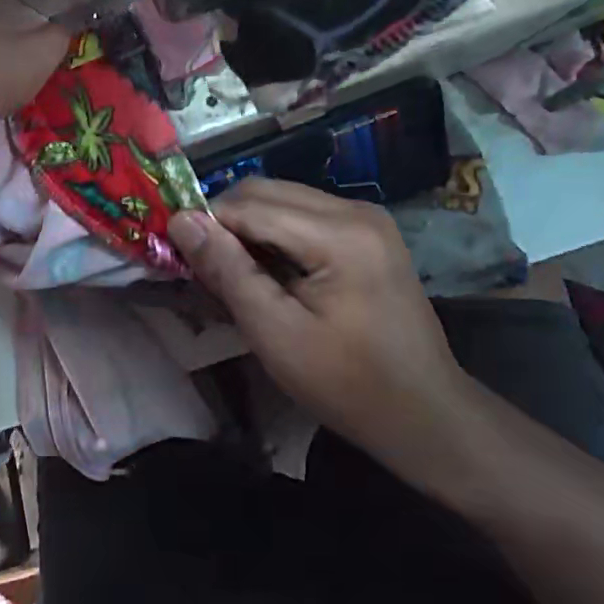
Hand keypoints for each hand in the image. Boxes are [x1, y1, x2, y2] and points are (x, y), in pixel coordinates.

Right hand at [167, 179, 467, 475]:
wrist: (426, 412)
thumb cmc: (348, 384)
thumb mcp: (277, 335)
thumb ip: (228, 272)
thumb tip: (181, 220)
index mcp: (340, 233)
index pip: (250, 205)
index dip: (206, 223)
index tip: (177, 255)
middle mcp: (355, 208)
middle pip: (266, 191)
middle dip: (226, 222)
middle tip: (203, 267)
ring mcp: (366, 215)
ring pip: (283, 199)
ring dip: (249, 227)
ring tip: (233, 272)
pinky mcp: (367, 229)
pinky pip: (304, 214)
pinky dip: (275, 233)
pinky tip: (268, 270)